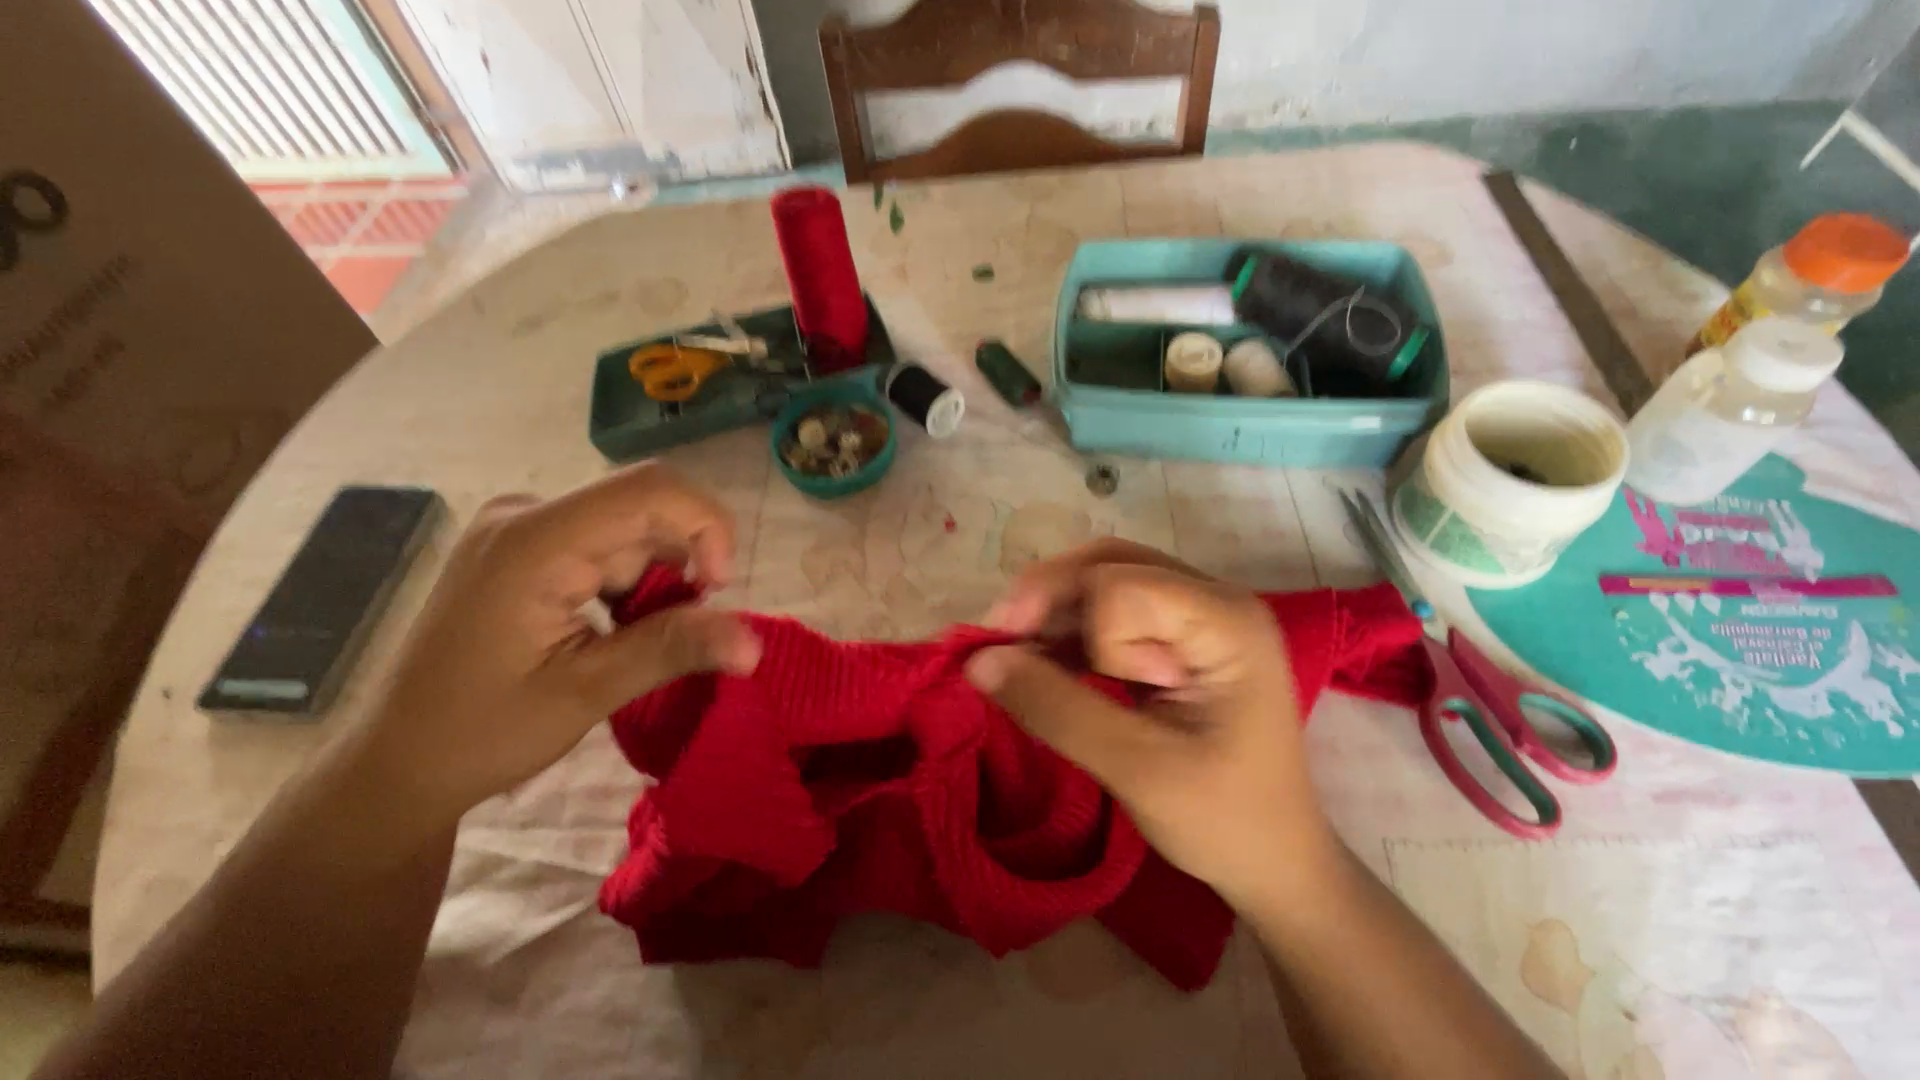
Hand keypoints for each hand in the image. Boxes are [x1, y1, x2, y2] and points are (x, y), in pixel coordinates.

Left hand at [349, 464, 761, 824]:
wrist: (397, 761)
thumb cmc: (482, 733)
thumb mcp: (586, 693)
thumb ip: (673, 649)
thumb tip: (757, 642)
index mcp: (534, 541)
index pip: (650, 489)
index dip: (706, 526)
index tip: (717, 591)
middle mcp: (523, 514)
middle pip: (641, 510)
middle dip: (678, 566)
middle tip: (671, 635)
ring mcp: (516, 527)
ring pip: (626, 530)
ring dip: (651, 582)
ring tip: (626, 644)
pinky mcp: (517, 547)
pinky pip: (598, 543)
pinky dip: (625, 583)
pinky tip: (607, 630)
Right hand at [967, 539, 1336, 907]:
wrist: (1275, 864)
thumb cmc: (1222, 820)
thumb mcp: (1135, 768)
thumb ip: (1055, 708)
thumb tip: (976, 660)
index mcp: (1224, 621)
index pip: (1121, 585)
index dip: (1077, 626)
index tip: (1070, 685)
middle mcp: (1213, 602)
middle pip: (1110, 566)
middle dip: (1049, 602)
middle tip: (1000, 648)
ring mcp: (1198, 621)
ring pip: (1105, 585)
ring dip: (1054, 618)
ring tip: (1015, 661)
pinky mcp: (1180, 646)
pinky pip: (1111, 617)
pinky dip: (1070, 638)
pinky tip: (1042, 668)